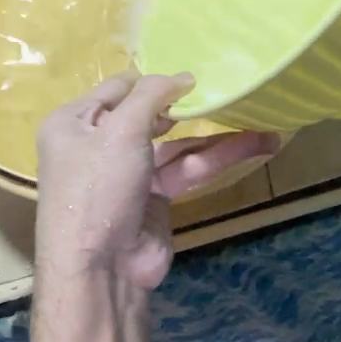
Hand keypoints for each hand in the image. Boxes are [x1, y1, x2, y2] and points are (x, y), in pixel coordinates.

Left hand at [34, 74, 280, 290]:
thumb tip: (184, 75)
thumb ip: (152, 95)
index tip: (194, 75)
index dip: (154, 80)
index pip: (118, 88)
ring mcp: (130, 173)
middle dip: (191, 107)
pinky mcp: (156, 198)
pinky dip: (220, 159)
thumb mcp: (120, 130)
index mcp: (75, 123)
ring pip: (179, 146)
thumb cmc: (99, 187)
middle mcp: (98, 145)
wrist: (103, 266)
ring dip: (220, 139)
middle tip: (229, 93)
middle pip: (152, 116)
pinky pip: (189, 169)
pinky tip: (257, 147)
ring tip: (265, 128)